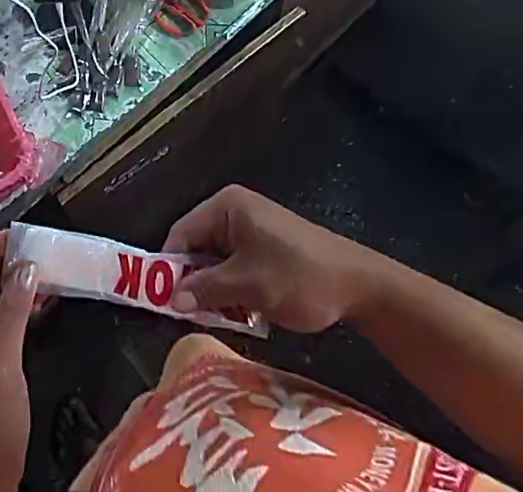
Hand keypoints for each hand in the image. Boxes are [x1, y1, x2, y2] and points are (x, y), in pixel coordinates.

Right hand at [165, 185, 387, 333]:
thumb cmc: (298, 276)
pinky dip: (234, 289)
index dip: (168, 266)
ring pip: (216, 262)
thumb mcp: (247, 286)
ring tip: (223, 316)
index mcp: (227, 207)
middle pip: (197, 247)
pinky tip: (243, 312)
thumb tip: (171, 300)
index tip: (163, 301)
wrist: (359, 285)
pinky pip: (235, 267)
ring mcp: (252, 229)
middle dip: (195, 282)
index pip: (181, 233)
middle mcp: (235, 212)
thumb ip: (205, 289)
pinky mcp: (265, 247)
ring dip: (216, 290)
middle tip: (193, 315)